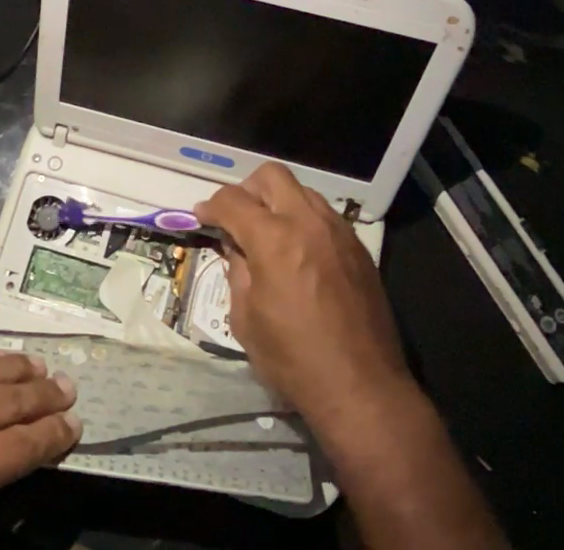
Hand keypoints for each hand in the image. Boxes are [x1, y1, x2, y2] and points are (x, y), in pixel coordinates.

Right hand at [198, 164, 508, 547]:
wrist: (361, 387)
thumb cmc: (293, 359)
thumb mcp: (245, 318)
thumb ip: (237, 271)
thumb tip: (236, 247)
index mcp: (273, 239)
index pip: (232, 200)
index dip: (210, 206)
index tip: (202, 217)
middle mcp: (308, 223)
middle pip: (271, 176)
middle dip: (247, 190)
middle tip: (237, 220)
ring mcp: (338, 232)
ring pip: (302, 191)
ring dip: (279, 203)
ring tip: (269, 236)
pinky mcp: (358, 248)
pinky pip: (325, 216)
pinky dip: (304, 222)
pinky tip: (298, 255)